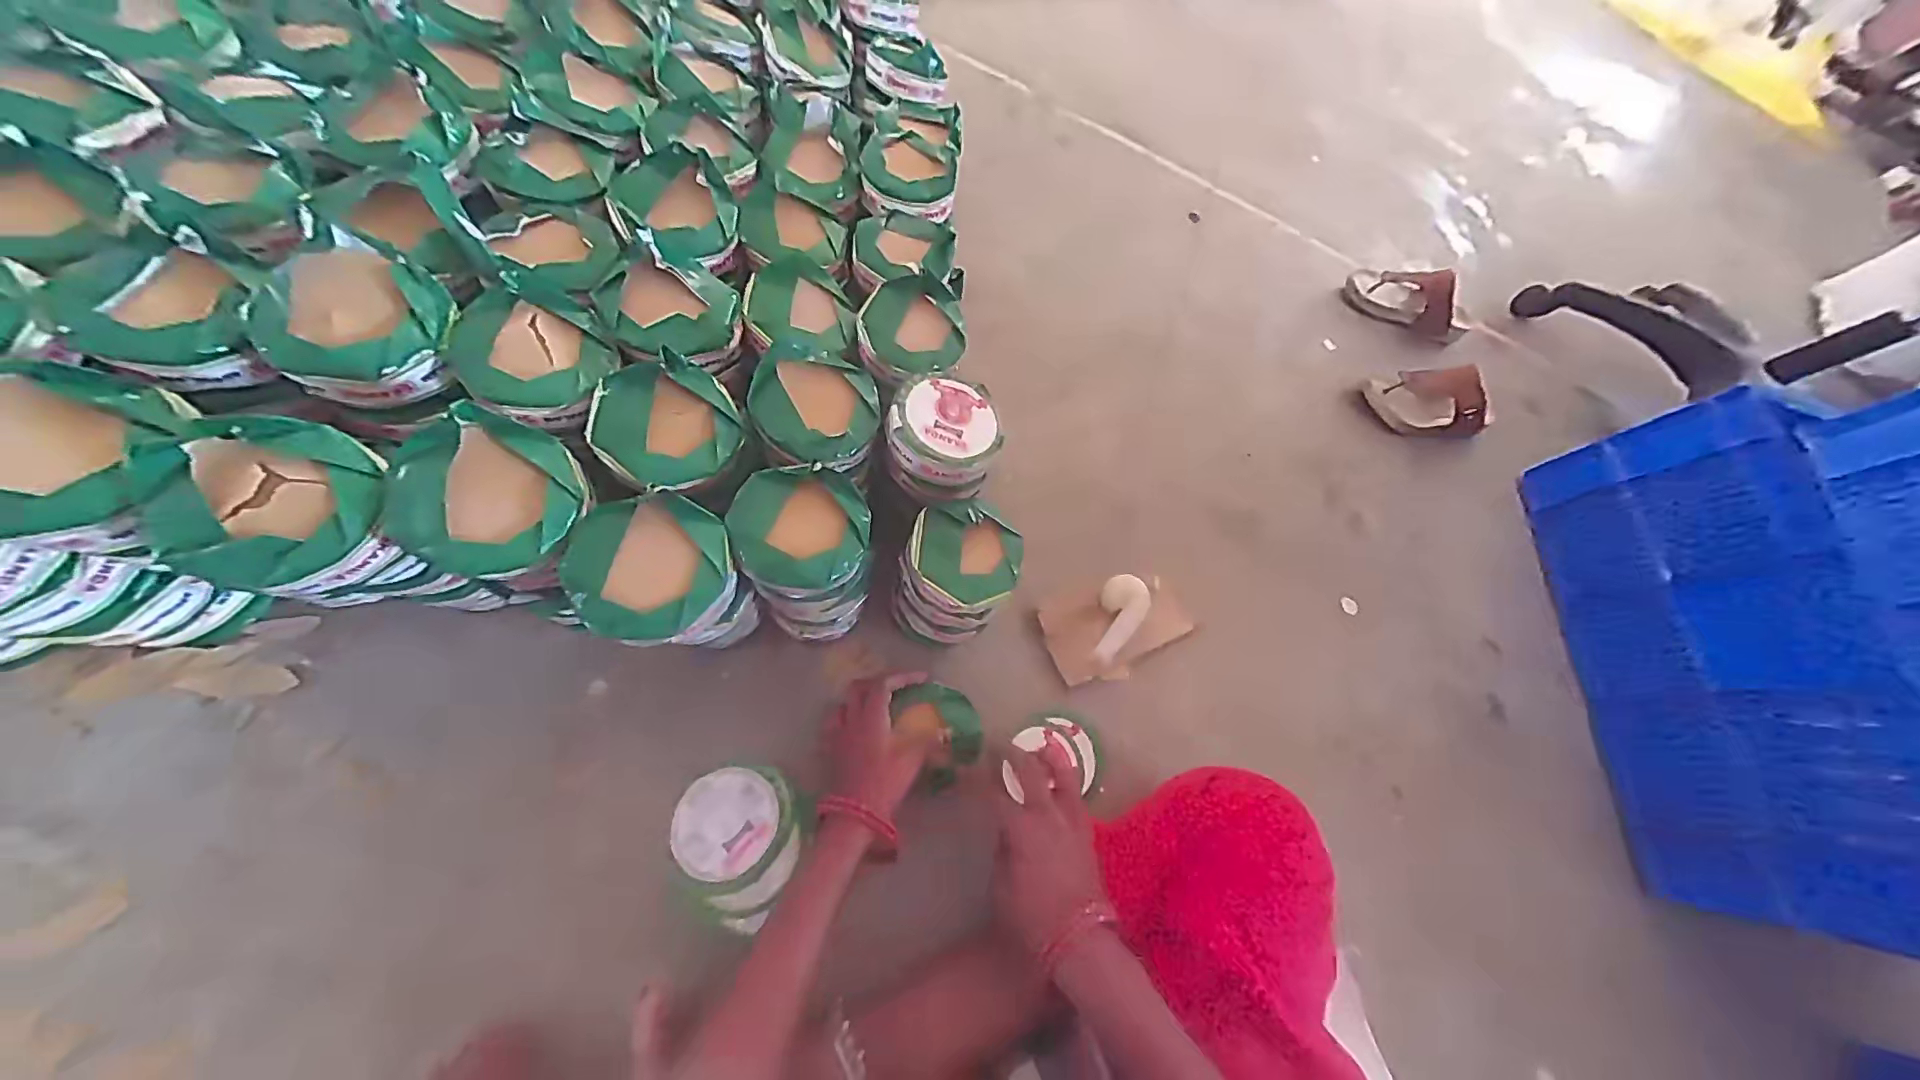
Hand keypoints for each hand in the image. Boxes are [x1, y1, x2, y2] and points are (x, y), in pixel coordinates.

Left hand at [824, 672, 931, 817]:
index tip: (921, 679)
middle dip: (879, 680)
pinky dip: (847, 716)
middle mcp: (852, 718)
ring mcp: (838, 733)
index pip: (883, 683)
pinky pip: (835, 722)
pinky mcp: (831, 748)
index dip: (903, 676)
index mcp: (872, 716)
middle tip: (897, 686)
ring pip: (844, 702)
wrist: (855, 812)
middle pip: (859, 686)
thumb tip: (947, 730)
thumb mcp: (912, 759)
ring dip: (860, 697)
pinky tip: (856, 725)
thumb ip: (929, 740)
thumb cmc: (885, 782)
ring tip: (876, 703)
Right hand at [992, 735, 1109, 956]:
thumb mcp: (1001, 885)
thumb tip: (1004, 830)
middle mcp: (1047, 815)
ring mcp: (1070, 820)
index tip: (965, 765)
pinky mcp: (1086, 831)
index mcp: (1020, 827)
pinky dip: (1067, 780)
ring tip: (1041, 742)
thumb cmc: (1032, 918)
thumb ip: (1002, 850)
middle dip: (1011, 754)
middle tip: (997, 744)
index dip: (977, 777)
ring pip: (1062, 776)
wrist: (1080, 938)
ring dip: (1049, 757)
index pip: (993, 792)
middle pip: (1029, 772)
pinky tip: (1062, 777)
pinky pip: (1076, 795)